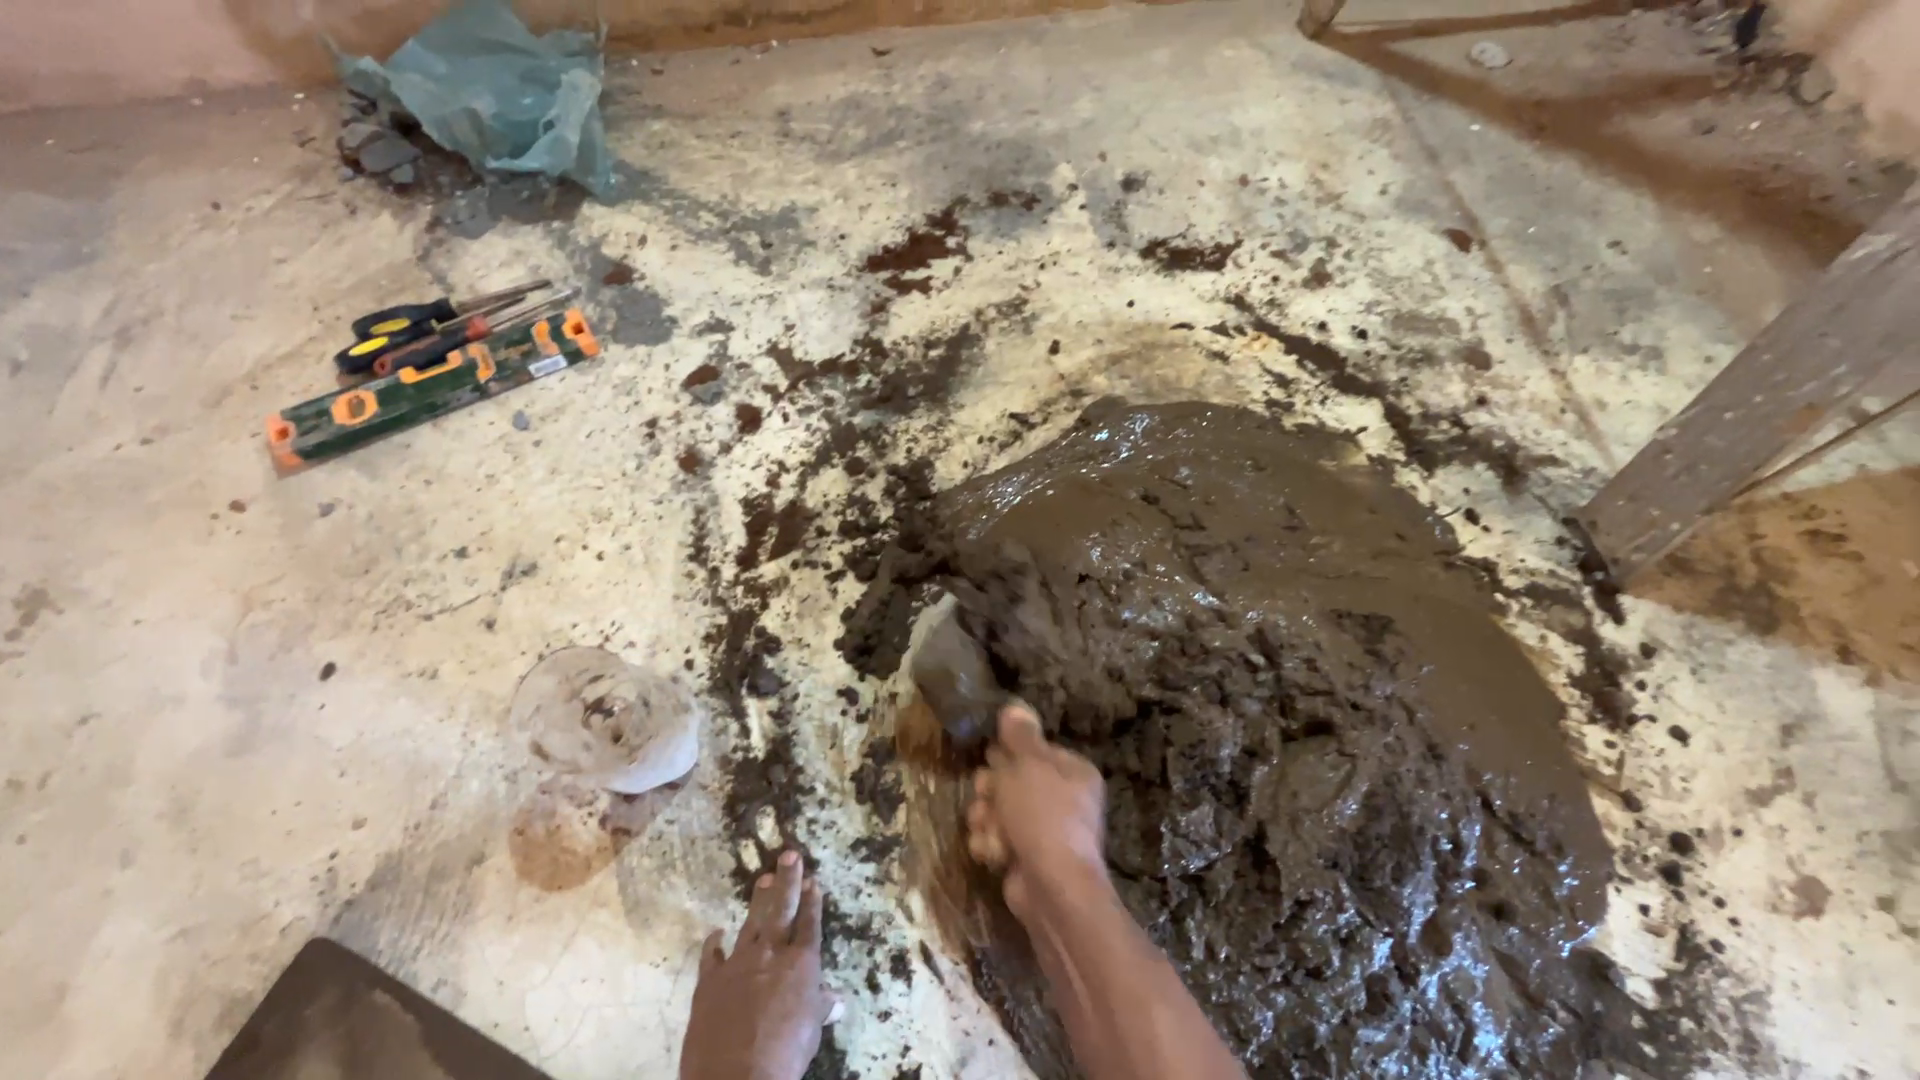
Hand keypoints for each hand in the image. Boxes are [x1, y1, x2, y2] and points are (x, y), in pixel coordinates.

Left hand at [680, 852, 836, 1079]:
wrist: (735, 1077)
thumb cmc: (784, 1054)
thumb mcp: (811, 1031)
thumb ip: (819, 1008)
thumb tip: (835, 1000)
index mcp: (802, 964)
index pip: (810, 924)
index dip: (813, 901)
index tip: (813, 880)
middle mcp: (772, 954)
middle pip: (782, 909)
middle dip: (788, 880)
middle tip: (790, 853)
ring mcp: (738, 963)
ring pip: (751, 923)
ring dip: (758, 900)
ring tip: (763, 879)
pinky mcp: (710, 980)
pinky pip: (713, 955)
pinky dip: (715, 942)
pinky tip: (717, 931)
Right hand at [966, 703, 1108, 917]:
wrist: (1052, 887)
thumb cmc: (1044, 816)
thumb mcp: (1029, 765)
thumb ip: (1019, 736)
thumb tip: (1015, 707)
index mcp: (1072, 772)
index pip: (1031, 751)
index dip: (1007, 755)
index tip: (992, 759)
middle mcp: (1061, 800)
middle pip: (1009, 780)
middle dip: (991, 790)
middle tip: (989, 797)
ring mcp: (1043, 831)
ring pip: (996, 811)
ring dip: (986, 820)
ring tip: (992, 831)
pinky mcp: (1025, 857)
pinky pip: (996, 839)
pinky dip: (990, 845)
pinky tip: (994, 854)